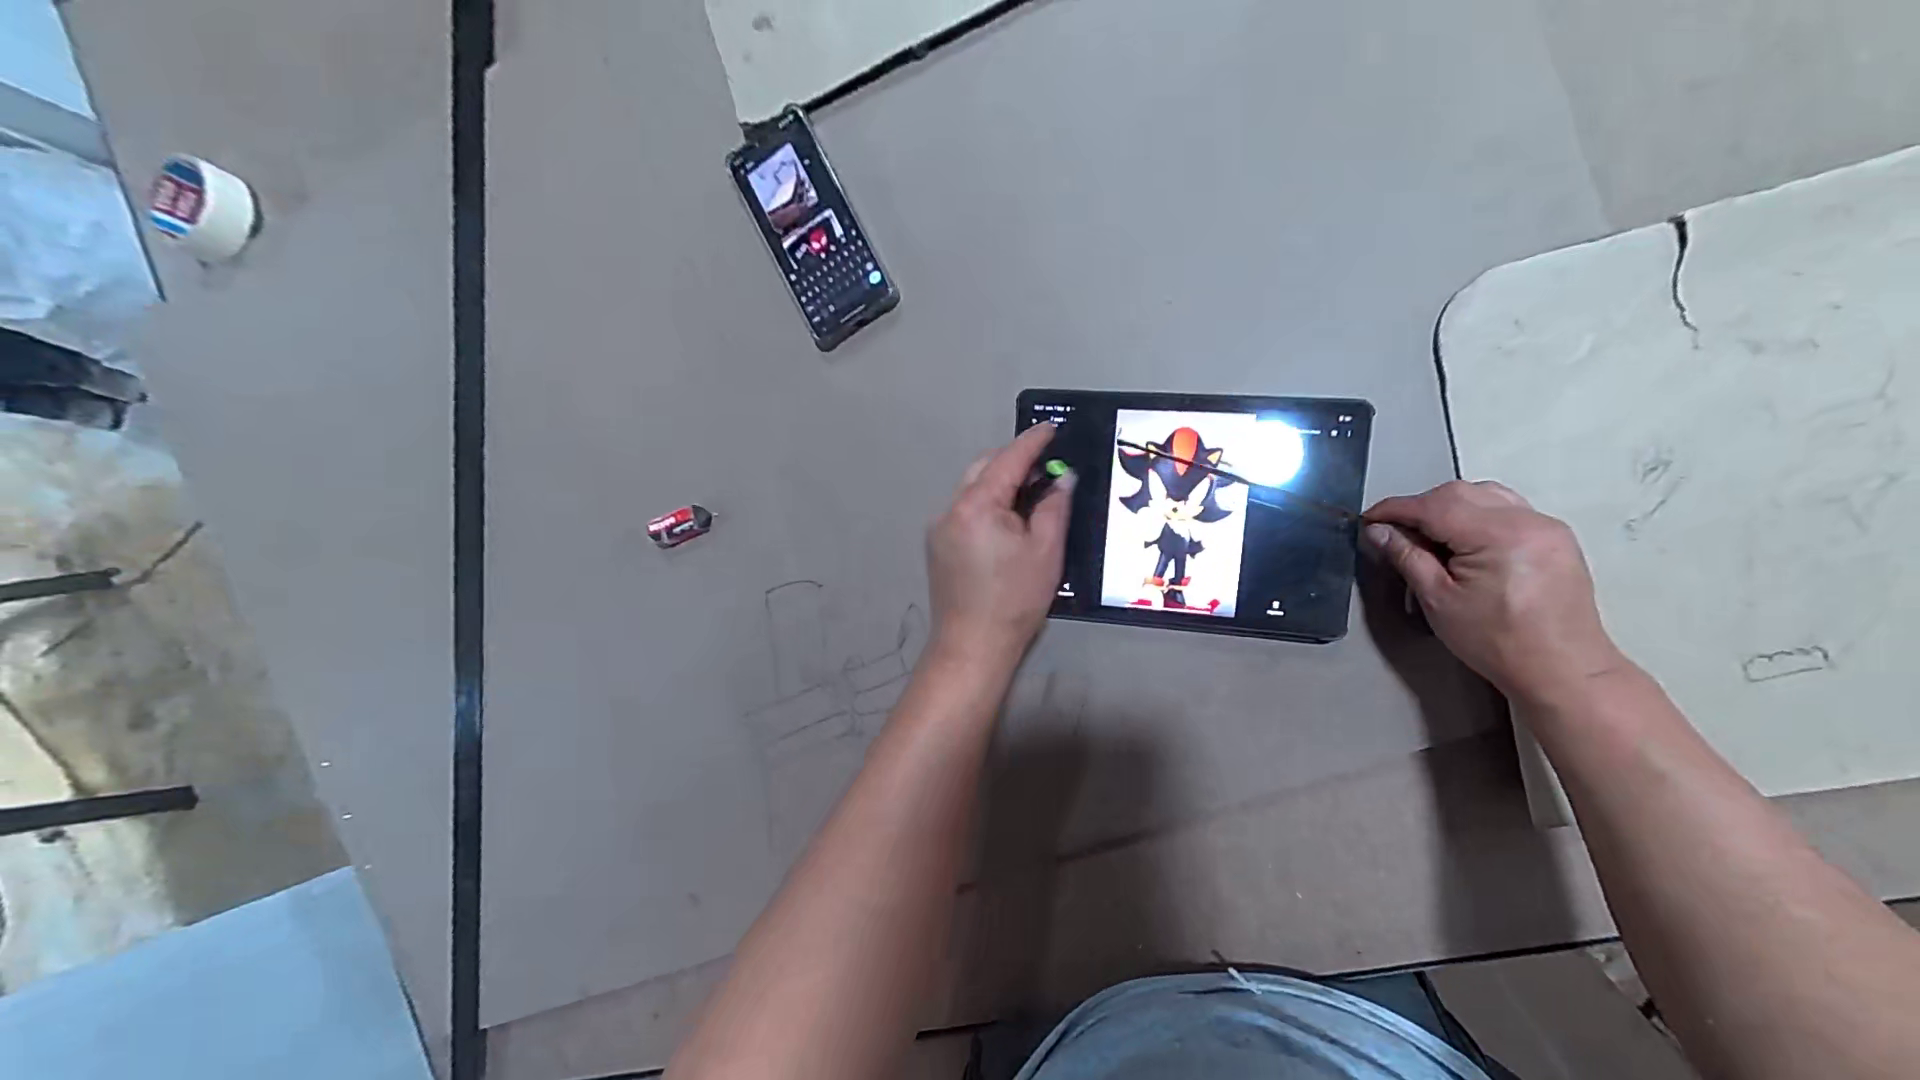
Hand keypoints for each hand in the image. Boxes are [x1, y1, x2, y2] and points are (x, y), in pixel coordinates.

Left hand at [926, 423, 1073, 666]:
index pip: (1008, 460)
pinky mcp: (937, 545)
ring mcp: (939, 527)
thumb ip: (1054, 506)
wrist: (973, 644)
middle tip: (1046, 467)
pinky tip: (1007, 522)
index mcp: (976, 505)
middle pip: (983, 468)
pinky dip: (986, 505)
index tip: (1051, 428)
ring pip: (972, 489)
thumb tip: (1062, 477)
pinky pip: (964, 510)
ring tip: (1031, 496)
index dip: (1032, 441)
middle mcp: (950, 509)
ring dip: (999, 484)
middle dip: (1013, 461)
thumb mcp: (1046, 550)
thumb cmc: (1014, 599)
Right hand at [1363, 480, 1628, 708]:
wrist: (1562, 670)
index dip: (1394, 509)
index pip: (1434, 506)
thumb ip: (1406, 556)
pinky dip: (1475, 513)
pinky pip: (1507, 508)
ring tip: (1427, 535)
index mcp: (1499, 535)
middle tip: (1394, 532)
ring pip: (1484, 495)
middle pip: (1460, 493)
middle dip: (1420, 506)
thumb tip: (1377, 530)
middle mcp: (1528, 520)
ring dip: (1448, 506)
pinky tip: (1462, 539)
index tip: (1366, 520)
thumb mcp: (1437, 599)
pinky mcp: (1554, 537)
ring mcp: (1546, 526)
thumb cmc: (1494, 640)